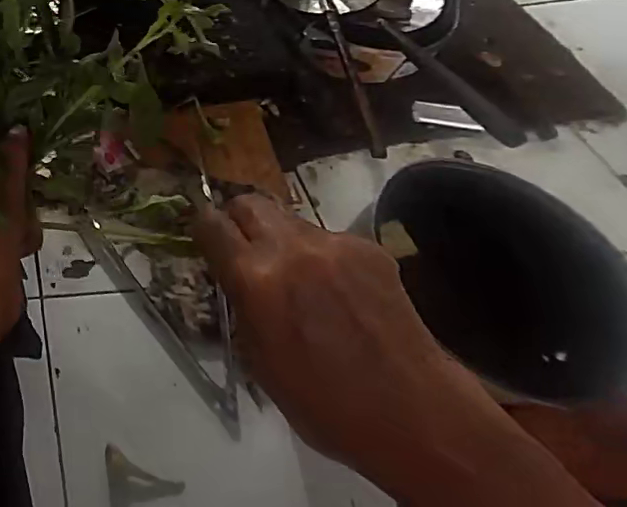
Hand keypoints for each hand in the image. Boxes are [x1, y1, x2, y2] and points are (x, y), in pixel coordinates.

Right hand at [193, 196, 591, 505]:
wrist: (425, 423)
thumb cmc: (328, 406)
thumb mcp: (258, 359)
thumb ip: (240, 303)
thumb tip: (234, 278)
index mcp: (254, 277)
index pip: (208, 223)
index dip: (202, 229)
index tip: (205, 240)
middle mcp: (290, 249)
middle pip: (248, 203)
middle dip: (239, 219)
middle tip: (244, 246)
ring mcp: (334, 246)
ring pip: (288, 219)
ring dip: (282, 238)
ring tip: (298, 276)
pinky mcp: (371, 251)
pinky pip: (328, 238)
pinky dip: (321, 255)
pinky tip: (338, 291)